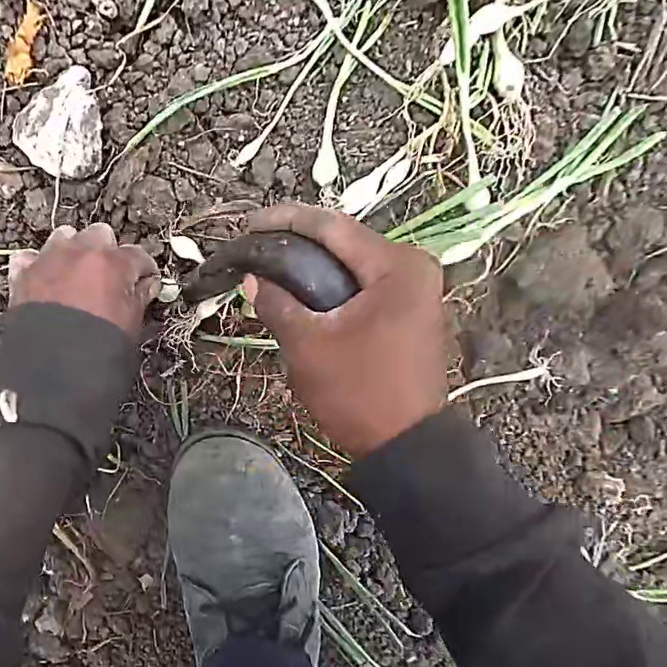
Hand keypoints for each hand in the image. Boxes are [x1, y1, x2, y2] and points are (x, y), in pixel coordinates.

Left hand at [8, 223, 158, 337]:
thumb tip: (148, 285)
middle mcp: (81, 252)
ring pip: (64, 237)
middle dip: (106, 251)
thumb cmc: (101, 347)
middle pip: (99, 235)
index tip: (145, 280)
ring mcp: (49, 260)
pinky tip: (44, 281)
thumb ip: (140, 297)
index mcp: (113, 262)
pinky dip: (38, 266)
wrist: (54, 368)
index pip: (137, 255)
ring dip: (72, 250)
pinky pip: (30, 258)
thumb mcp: (132, 324)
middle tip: (108, 276)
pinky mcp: (23, 274)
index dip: (144, 269)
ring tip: (75, 274)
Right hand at [242, 206, 448, 457]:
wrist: (405, 445)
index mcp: (397, 266)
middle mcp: (414, 268)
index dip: (285, 221)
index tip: (249, 224)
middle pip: (345, 244)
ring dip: (313, 267)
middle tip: (256, 248)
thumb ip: (277, 303)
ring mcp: (416, 291)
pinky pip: (364, 287)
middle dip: (298, 244)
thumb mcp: (308, 345)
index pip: (333, 227)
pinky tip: (302, 292)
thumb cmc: (358, 392)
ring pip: (353, 266)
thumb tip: (253, 278)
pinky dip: (332, 287)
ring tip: (271, 269)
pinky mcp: (410, 313)